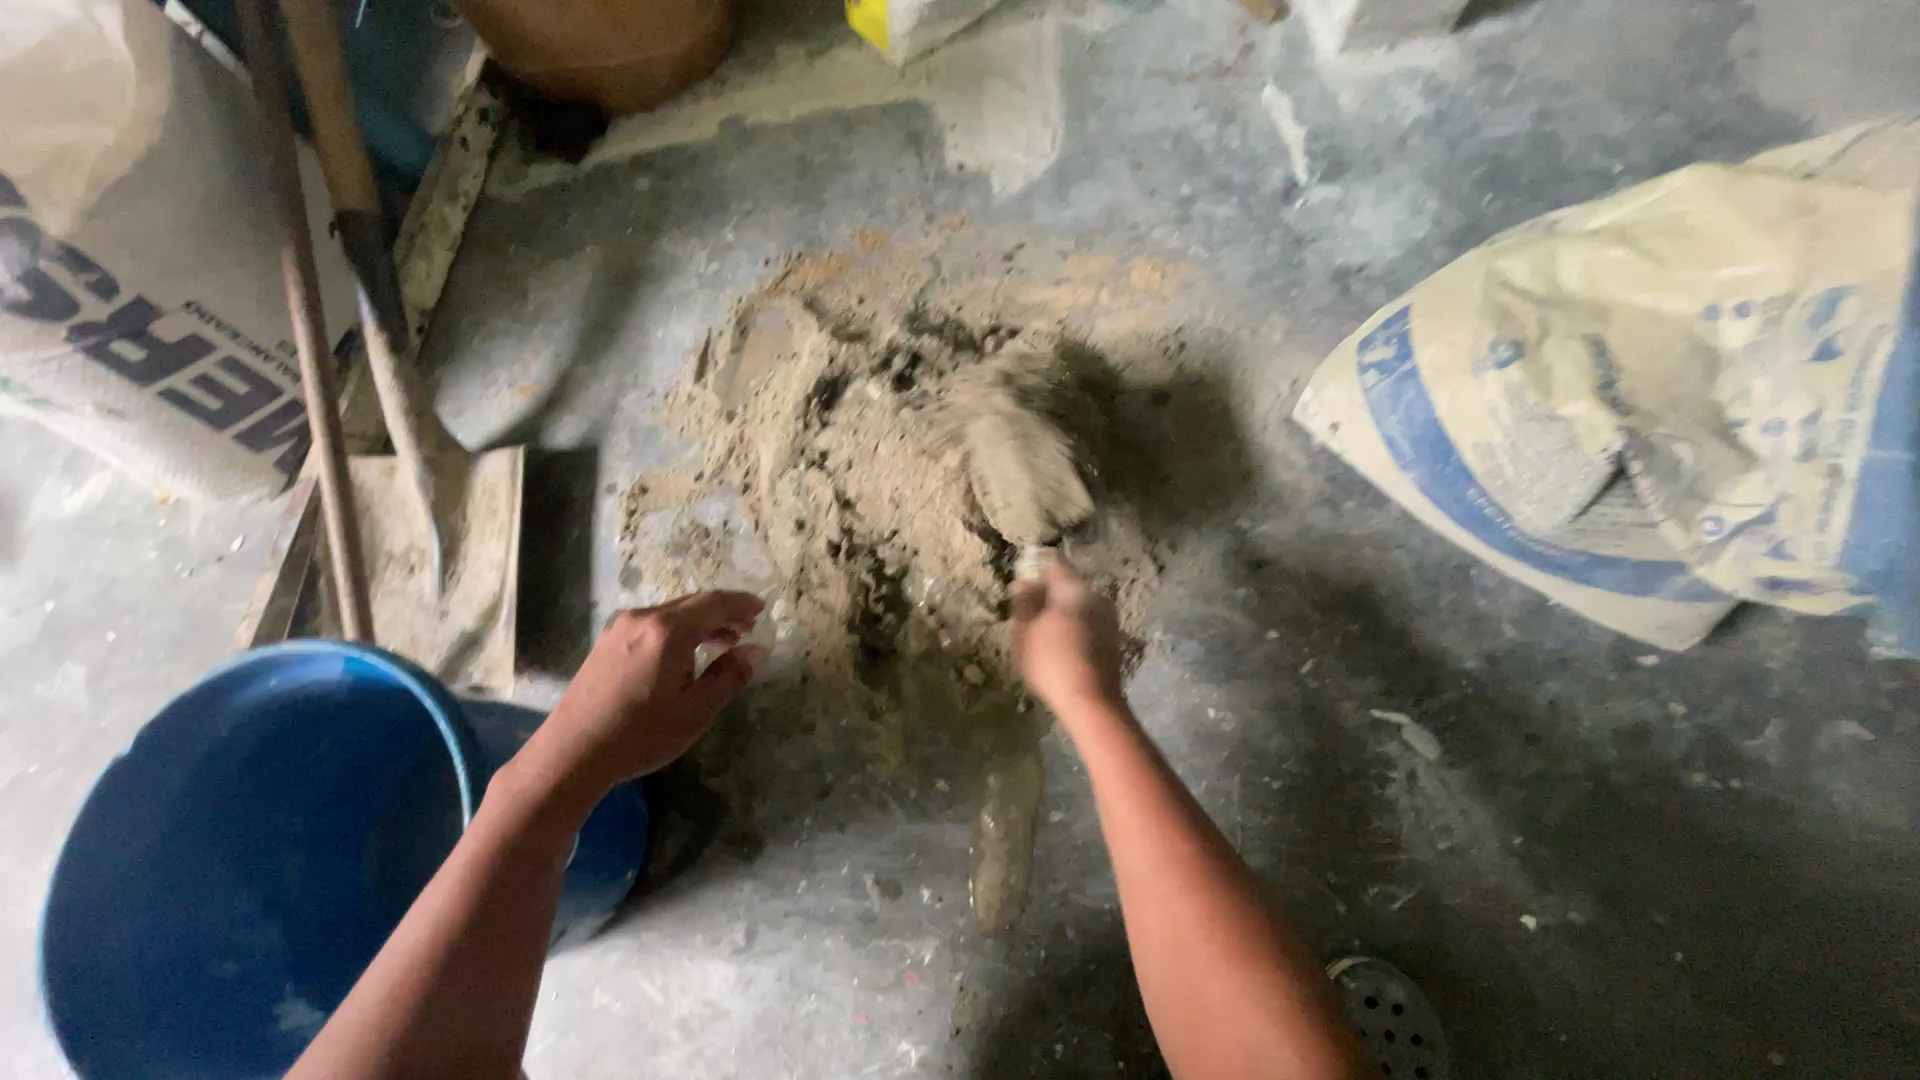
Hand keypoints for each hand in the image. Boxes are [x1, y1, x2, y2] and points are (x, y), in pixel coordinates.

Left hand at [521, 591, 766, 798]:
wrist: (571, 754)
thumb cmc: (640, 734)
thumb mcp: (696, 710)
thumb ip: (730, 676)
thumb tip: (757, 651)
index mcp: (668, 630)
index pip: (714, 603)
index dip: (741, 604)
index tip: (761, 609)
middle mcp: (642, 618)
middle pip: (692, 604)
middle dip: (723, 613)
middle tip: (748, 627)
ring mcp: (619, 629)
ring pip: (671, 614)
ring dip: (700, 623)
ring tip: (721, 644)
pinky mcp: (606, 643)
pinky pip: (652, 625)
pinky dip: (677, 631)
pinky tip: (683, 655)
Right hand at [1009, 550, 1124, 715]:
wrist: (1091, 701)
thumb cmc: (1051, 662)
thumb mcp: (1025, 631)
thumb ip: (1024, 602)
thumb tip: (1022, 582)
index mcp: (1073, 588)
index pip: (1054, 562)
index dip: (1036, 564)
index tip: (1023, 573)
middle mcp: (1095, 595)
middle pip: (1068, 583)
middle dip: (1048, 590)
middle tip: (1027, 606)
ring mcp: (1108, 617)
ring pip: (1079, 603)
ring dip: (1061, 608)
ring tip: (1041, 628)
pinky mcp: (1113, 637)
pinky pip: (1088, 620)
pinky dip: (1073, 623)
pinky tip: (1060, 642)